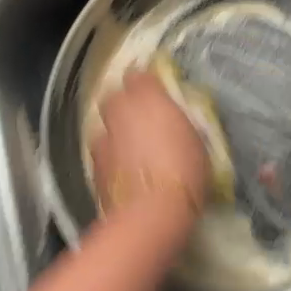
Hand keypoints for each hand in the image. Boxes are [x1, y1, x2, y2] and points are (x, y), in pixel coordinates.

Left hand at [90, 70, 210, 221]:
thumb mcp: (196, 137)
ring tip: (131, 145)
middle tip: (142, 116)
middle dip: (125, 102)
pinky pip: (102, 152)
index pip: (138, 75)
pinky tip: (123, 169)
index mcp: (148, 98)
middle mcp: (120, 113)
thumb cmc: (184, 171)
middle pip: (114, 96)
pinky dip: (111, 155)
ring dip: (116, 130)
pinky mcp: (93, 167)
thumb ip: (180, 118)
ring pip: (105, 125)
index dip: (146, 82)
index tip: (156, 89)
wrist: (150, 214)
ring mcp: (103, 139)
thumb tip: (174, 112)